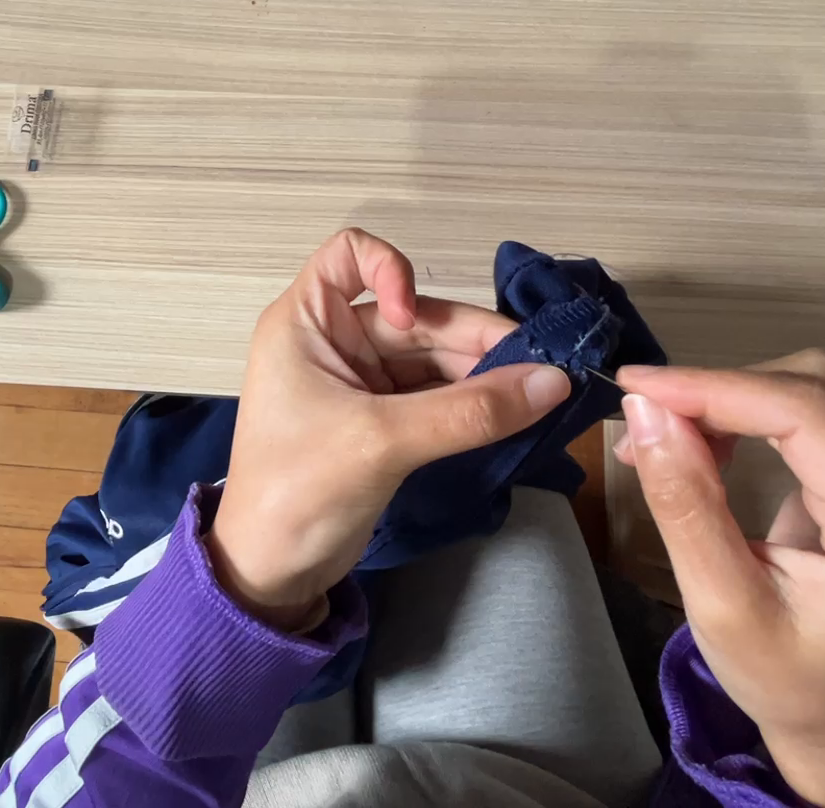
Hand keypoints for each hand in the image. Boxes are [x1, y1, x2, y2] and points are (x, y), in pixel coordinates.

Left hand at [208, 229, 573, 631]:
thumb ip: (468, 412)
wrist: (271, 571)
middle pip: (413, 314)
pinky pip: (434, 393)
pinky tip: (515, 412)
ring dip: (481, 373)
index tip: (412, 320)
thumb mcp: (381, 442)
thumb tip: (553, 380)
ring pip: (430, 356)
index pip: (349, 253)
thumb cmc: (300, 490)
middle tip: (541, 368)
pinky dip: (471, 401)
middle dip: (470, 339)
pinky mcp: (380, 417)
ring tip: (540, 393)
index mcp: (305, 322)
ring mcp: (358, 379)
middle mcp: (332, 339)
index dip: (390, 268)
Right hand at [613, 351, 824, 806]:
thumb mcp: (719, 604)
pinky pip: (823, 415)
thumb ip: (684, 502)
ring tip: (667, 437)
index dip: (715, 387)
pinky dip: (752, 415)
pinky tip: (710, 445)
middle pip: (819, 393)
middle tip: (643, 421)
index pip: (811, 418)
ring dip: (731, 401)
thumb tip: (643, 410)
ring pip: (818, 393)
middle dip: (718, 394)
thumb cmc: (784, 682)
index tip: (633, 385)